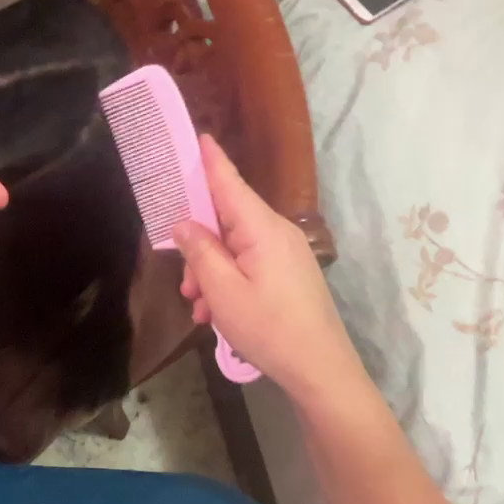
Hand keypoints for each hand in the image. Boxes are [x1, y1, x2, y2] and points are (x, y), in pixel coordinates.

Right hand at [175, 134, 360, 393]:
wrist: (319, 368)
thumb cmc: (268, 328)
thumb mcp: (222, 292)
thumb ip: (200, 252)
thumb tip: (184, 224)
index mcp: (262, 229)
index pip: (230, 183)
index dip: (211, 161)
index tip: (197, 135)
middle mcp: (277, 233)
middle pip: (227, 220)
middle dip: (198, 245)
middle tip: (183, 283)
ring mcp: (286, 254)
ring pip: (234, 247)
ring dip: (210, 272)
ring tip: (199, 308)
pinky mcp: (289, 274)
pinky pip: (248, 265)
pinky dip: (227, 282)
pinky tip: (216, 314)